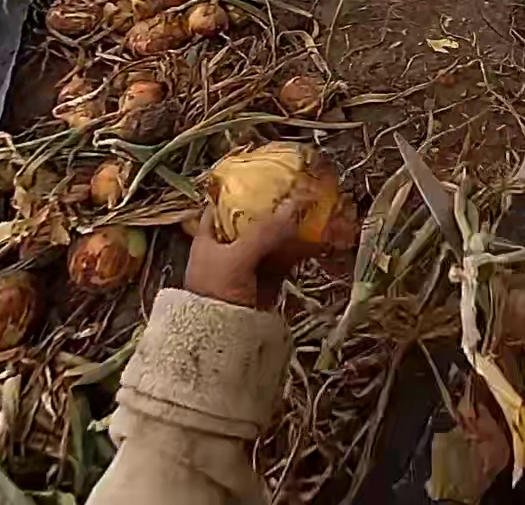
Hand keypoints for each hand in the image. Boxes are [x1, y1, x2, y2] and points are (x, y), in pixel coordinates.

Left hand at [184, 186, 317, 308]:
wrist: (221, 347)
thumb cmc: (216, 296)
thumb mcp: (236, 259)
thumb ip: (264, 232)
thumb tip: (293, 205)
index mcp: (208, 240)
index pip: (220, 206)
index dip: (238, 190)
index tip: (262, 175)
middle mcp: (228, 251)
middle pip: (253, 220)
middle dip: (275, 207)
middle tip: (297, 190)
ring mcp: (249, 267)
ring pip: (272, 239)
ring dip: (292, 226)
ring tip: (312, 209)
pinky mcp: (267, 282)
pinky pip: (286, 258)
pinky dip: (300, 248)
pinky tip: (316, 237)